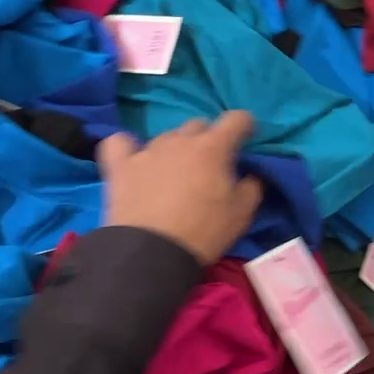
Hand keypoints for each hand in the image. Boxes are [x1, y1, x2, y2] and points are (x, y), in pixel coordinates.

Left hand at [97, 112, 263, 264]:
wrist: (150, 255)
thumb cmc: (203, 232)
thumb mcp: (242, 213)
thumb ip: (252, 186)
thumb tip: (251, 174)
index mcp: (214, 147)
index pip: (236, 118)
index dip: (245, 125)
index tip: (247, 137)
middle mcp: (180, 140)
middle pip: (199, 125)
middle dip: (208, 138)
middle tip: (210, 164)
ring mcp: (147, 150)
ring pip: (167, 136)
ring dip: (176, 148)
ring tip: (175, 172)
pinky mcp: (120, 166)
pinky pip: (121, 143)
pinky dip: (129, 147)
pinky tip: (134, 158)